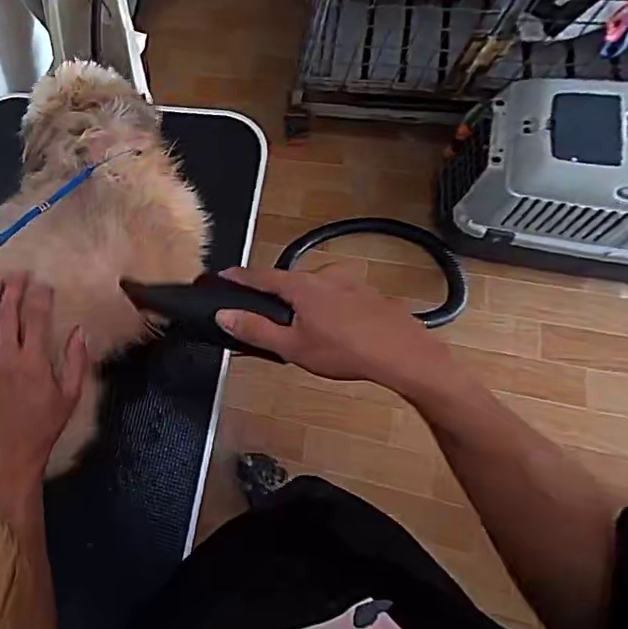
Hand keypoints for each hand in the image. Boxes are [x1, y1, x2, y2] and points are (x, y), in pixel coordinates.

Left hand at [0, 274, 88, 524]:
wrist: (13, 450)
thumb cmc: (46, 423)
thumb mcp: (70, 395)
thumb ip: (75, 361)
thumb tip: (79, 331)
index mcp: (33, 360)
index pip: (36, 318)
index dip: (40, 297)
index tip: (45, 283)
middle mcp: (7, 357)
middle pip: (6, 314)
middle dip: (12, 289)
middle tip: (18, 274)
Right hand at [214, 264, 457, 395]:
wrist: (402, 354)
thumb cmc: (347, 351)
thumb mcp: (292, 347)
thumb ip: (255, 330)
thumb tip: (225, 315)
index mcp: (302, 285)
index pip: (261, 276)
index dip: (240, 278)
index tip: (225, 276)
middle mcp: (325, 275)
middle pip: (290, 283)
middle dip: (277, 299)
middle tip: (269, 322)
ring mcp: (351, 282)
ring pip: (316, 291)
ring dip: (306, 307)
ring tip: (308, 337)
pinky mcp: (370, 293)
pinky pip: (339, 298)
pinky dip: (330, 311)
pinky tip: (337, 335)